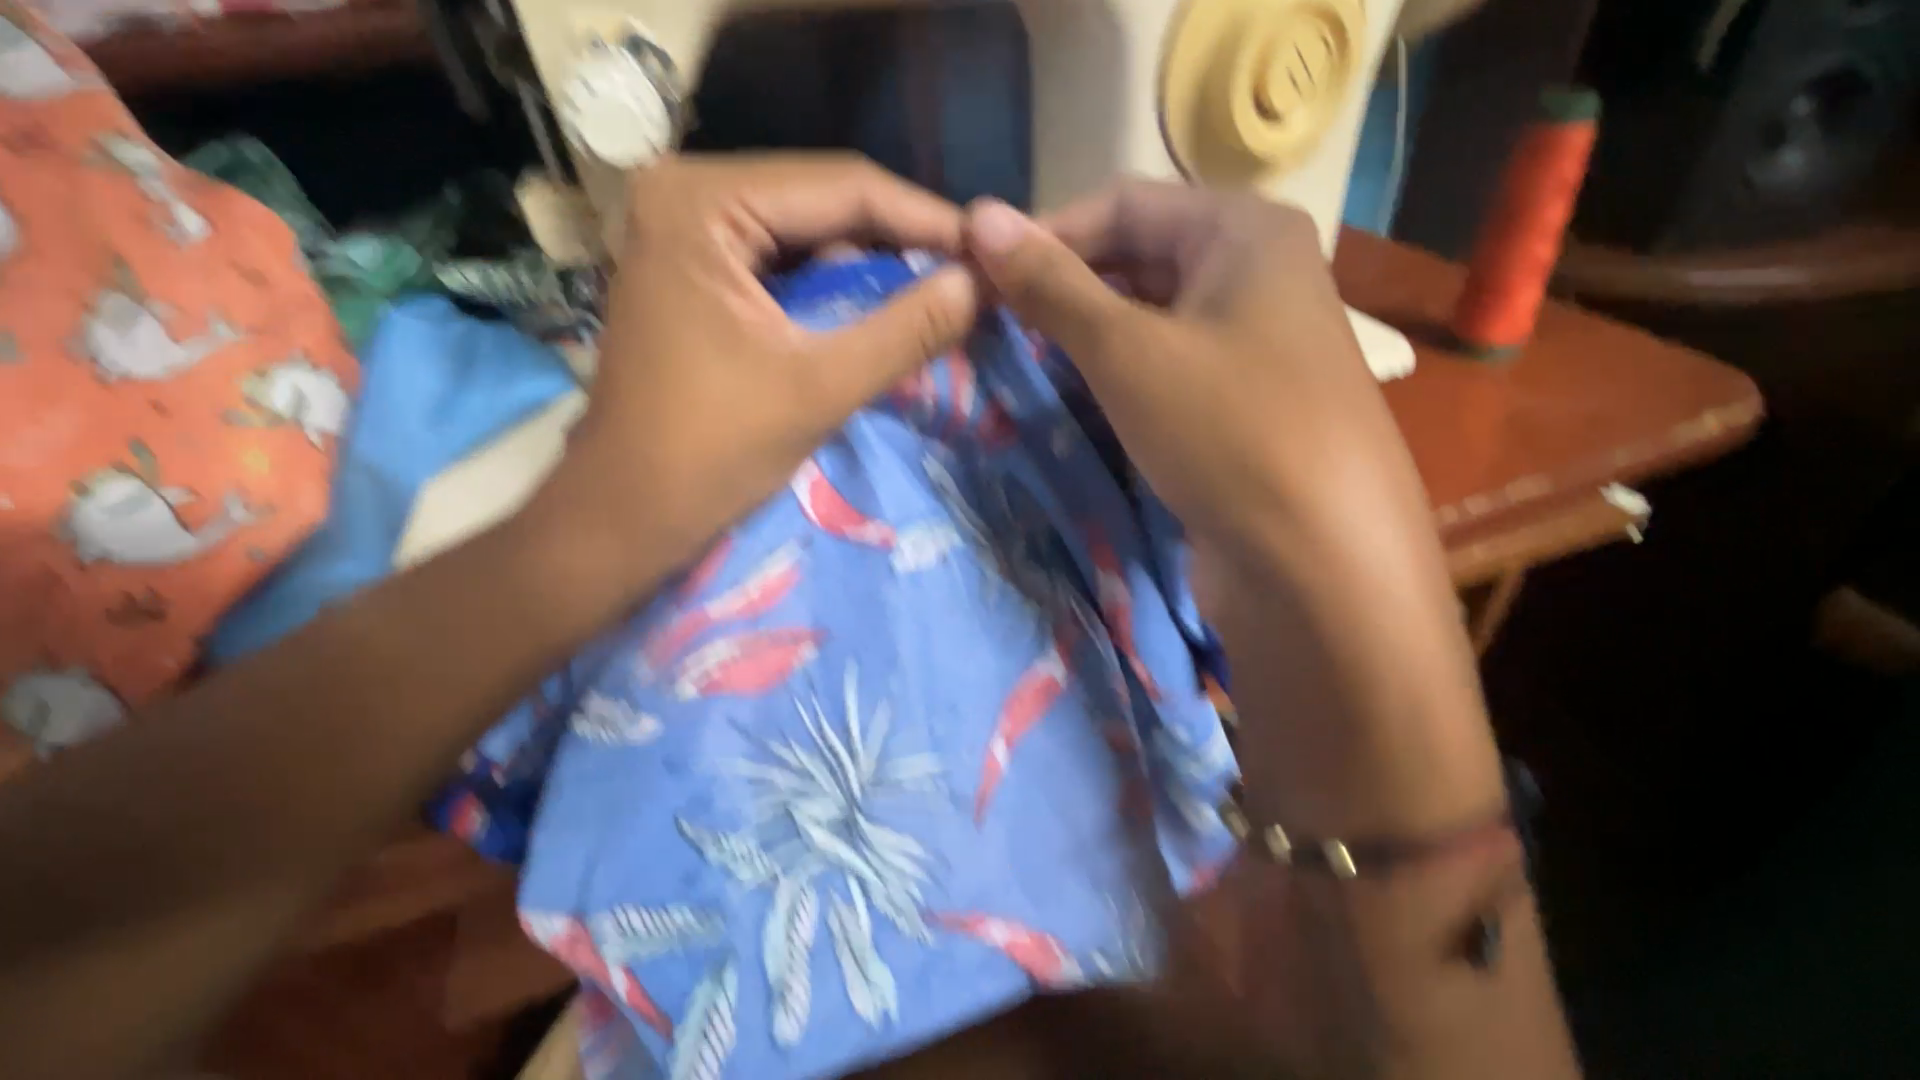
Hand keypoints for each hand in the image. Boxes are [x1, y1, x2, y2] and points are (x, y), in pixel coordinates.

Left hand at [534, 154, 980, 588]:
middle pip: (825, 200)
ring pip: (808, 230)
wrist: (622, 516)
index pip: (843, 187)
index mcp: (701, 202)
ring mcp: (684, 228)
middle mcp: (686, 192)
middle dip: (904, 242)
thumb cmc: (708, 454)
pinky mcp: (692, 267)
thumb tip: (984, 284)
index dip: (928, 221)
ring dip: (875, 265)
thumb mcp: (820, 388)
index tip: (995, 252)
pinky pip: (783, 260)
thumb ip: (907, 330)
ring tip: (947, 292)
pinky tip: (886, 307)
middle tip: (977, 275)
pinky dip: (835, 286)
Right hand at [963, 183, 1432, 581]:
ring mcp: (1256, 346)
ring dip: (1086, 339)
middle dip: (1064, 290)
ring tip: (1019, 363)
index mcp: (1244, 231)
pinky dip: (1119, 381)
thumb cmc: (1227, 431)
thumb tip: (980, 218)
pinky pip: (1168, 372)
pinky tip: (1074, 404)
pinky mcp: (1245, 407)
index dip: (1044, 235)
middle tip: (991, 325)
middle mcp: (1258, 275)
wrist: (1320, 565)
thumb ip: (1052, 286)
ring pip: (1151, 321)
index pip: (1121, 205)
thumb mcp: (1128, 351)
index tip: (976, 274)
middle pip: (1139, 259)